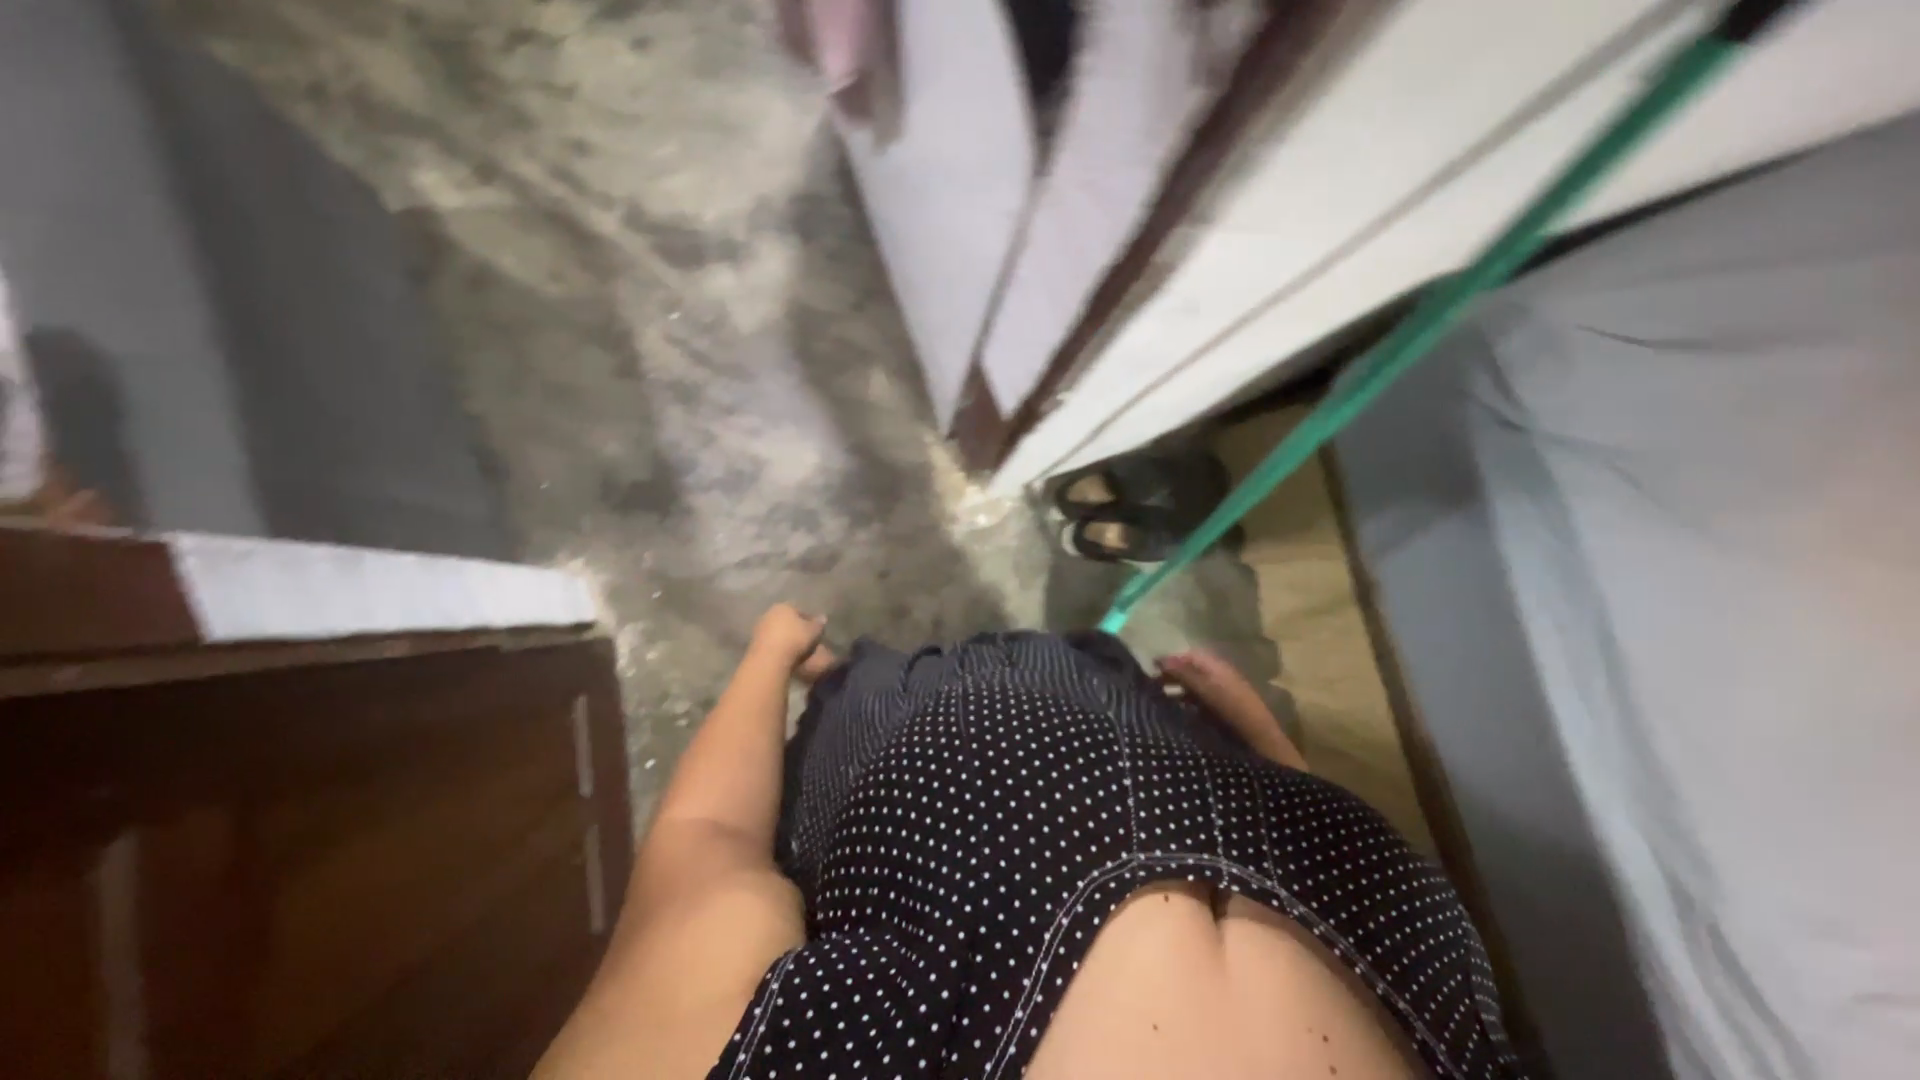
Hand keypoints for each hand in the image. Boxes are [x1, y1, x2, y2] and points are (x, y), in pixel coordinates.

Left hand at [749, 603, 829, 673]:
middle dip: (795, 628)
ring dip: (785, 638)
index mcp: (784, 606)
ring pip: (777, 631)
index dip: (809, 620)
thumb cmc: (794, 639)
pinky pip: (770, 642)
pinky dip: (777, 646)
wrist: (769, 659)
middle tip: (806, 640)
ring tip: (796, 650)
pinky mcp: (753, 642)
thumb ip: (818, 623)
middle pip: (786, 620)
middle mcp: (769, 613)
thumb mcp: (813, 631)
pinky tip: (784, 655)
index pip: (799, 610)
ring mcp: (759, 627)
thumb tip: (823, 617)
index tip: (815, 631)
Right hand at [1157, 649, 1305, 769]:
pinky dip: (1188, 706)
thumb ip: (1184, 673)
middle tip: (1153, 688)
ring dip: (1179, 692)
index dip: (1172, 660)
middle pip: (1193, 671)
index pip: (1191, 656)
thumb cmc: (1233, 709)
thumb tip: (1160, 659)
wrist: (1261, 742)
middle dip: (1173, 676)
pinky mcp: (1225, 714)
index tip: (1151, 670)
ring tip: (1162, 703)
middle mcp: (1222, 677)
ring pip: (1196, 688)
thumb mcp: (1206, 688)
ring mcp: (1225, 696)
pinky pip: (1202, 704)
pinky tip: (1179, 716)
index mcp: (1219, 667)